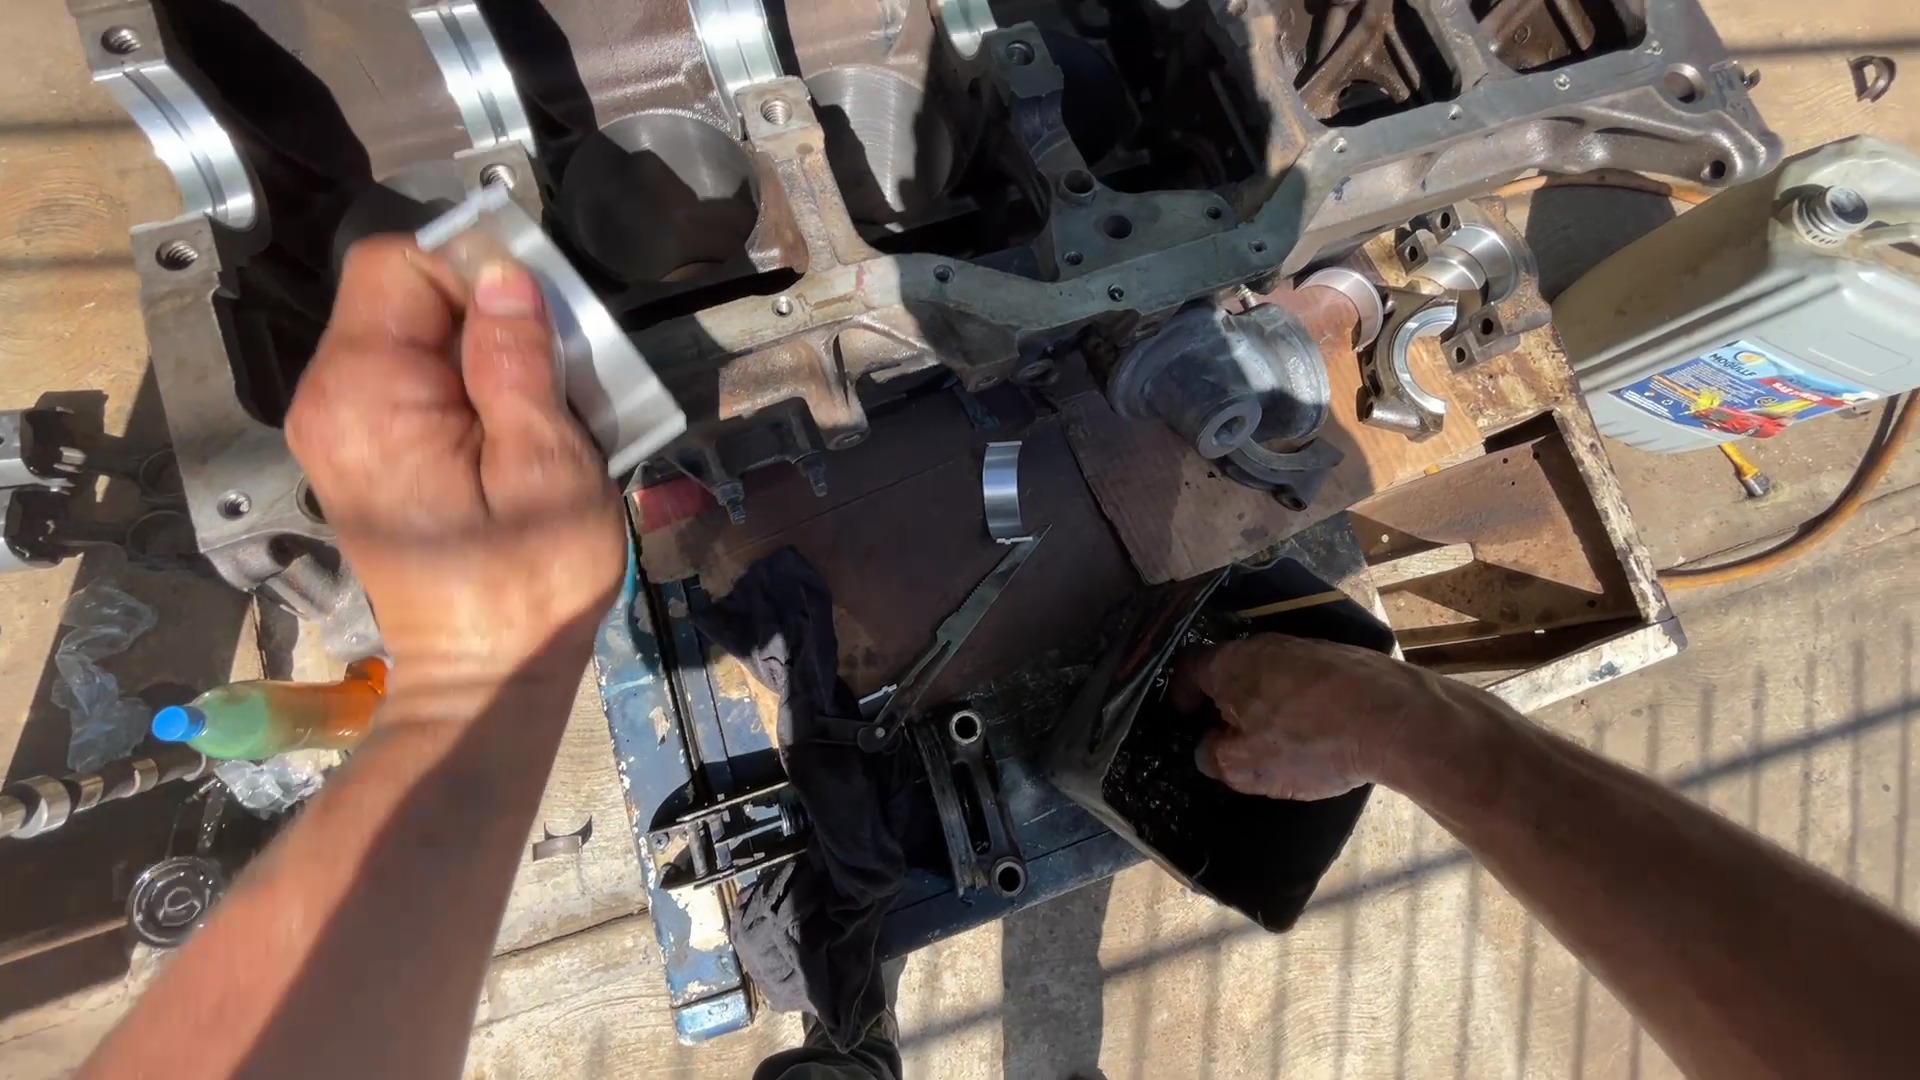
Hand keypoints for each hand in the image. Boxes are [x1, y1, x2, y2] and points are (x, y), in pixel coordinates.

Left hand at [285, 238, 624, 694]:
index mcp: (368, 394)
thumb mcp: (546, 465)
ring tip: (549, 413)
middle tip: (562, 376)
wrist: (490, 671)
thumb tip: (505, 275)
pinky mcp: (373, 458)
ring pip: (421, 345)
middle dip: (491, 320)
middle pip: (406, 302)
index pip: (398, 266)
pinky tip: (520, 437)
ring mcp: (348, 432)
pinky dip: (479, 394)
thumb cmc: (531, 576)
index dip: (476, 273)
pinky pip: (422, 389)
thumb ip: (519, 364)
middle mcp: (335, 400)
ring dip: (494, 361)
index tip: (544, 323)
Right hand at [1174, 634, 1499, 800]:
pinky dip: (1302, 703)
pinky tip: (1319, 732)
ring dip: (1266, 702)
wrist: (1397, 718)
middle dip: (1225, 700)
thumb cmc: (1308, 741)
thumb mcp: (1245, 767)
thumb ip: (1215, 757)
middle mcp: (1262, 646)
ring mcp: (1306, 648)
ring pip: (1271, 673)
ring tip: (1277, 737)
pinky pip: (1307, 681)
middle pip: (1230, 669)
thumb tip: (1209, 749)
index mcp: (1228, 664)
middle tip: (1228, 732)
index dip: (1180, 692)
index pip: (1188, 668)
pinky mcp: (1344, 659)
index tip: (1183, 715)